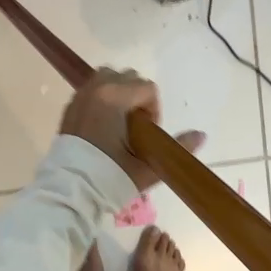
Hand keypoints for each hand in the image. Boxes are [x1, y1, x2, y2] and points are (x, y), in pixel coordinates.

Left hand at [59, 68, 205, 191]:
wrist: (70, 193)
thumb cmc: (110, 179)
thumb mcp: (148, 167)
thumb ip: (177, 147)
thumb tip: (201, 135)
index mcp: (115, 98)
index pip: (146, 88)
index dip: (153, 109)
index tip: (148, 134)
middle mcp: (96, 90)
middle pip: (127, 77)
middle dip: (136, 98)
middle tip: (135, 129)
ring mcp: (79, 98)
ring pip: (106, 79)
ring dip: (118, 94)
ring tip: (120, 124)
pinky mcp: (69, 108)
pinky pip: (91, 91)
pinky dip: (101, 100)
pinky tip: (103, 128)